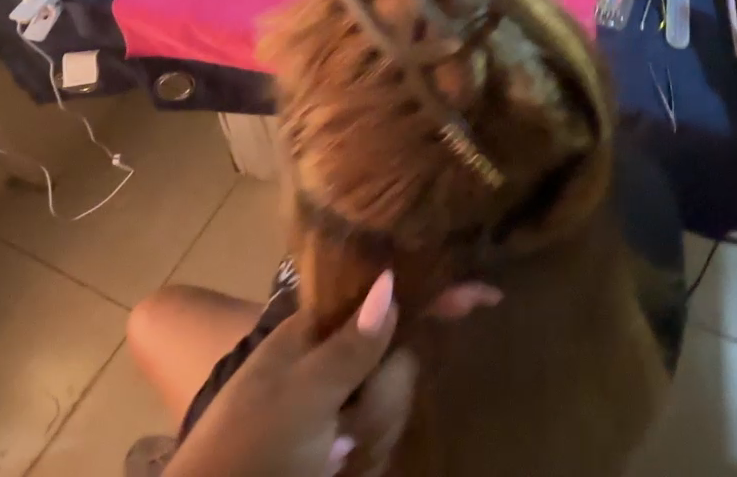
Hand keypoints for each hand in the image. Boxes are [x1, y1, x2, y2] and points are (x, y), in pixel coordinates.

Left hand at [167, 271, 500, 476]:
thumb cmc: (250, 450)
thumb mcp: (303, 395)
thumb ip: (353, 344)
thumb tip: (390, 279)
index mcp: (316, 334)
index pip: (387, 301)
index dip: (434, 296)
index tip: (486, 295)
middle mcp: (333, 366)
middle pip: (399, 366)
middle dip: (381, 404)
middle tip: (340, 435)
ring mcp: (338, 410)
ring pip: (393, 410)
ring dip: (367, 441)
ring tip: (326, 463)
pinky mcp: (342, 448)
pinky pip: (380, 445)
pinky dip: (362, 461)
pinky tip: (333, 473)